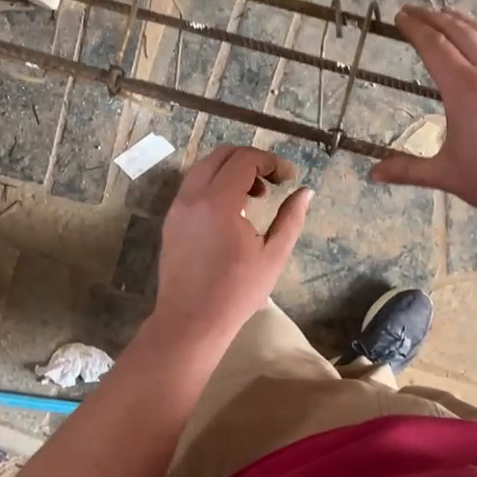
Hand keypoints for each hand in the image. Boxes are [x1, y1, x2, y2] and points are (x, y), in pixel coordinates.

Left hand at [153, 146, 312, 338]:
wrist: (191, 321)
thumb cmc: (237, 292)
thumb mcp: (273, 256)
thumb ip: (291, 219)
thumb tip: (305, 192)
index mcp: (219, 202)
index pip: (244, 160)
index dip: (270, 162)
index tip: (288, 177)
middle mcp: (193, 197)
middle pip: (222, 155)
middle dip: (251, 161)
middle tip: (273, 182)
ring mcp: (178, 208)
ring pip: (204, 168)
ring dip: (231, 171)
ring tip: (255, 197)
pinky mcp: (171, 220)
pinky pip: (193, 186)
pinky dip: (214, 185)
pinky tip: (232, 211)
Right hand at [372, 5, 476, 226]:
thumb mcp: (446, 175)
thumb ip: (408, 170)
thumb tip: (374, 174)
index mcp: (462, 88)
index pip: (433, 46)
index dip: (414, 28)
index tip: (401, 17)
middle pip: (459, 32)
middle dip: (434, 17)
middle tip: (416, 10)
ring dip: (468, 21)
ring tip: (451, 14)